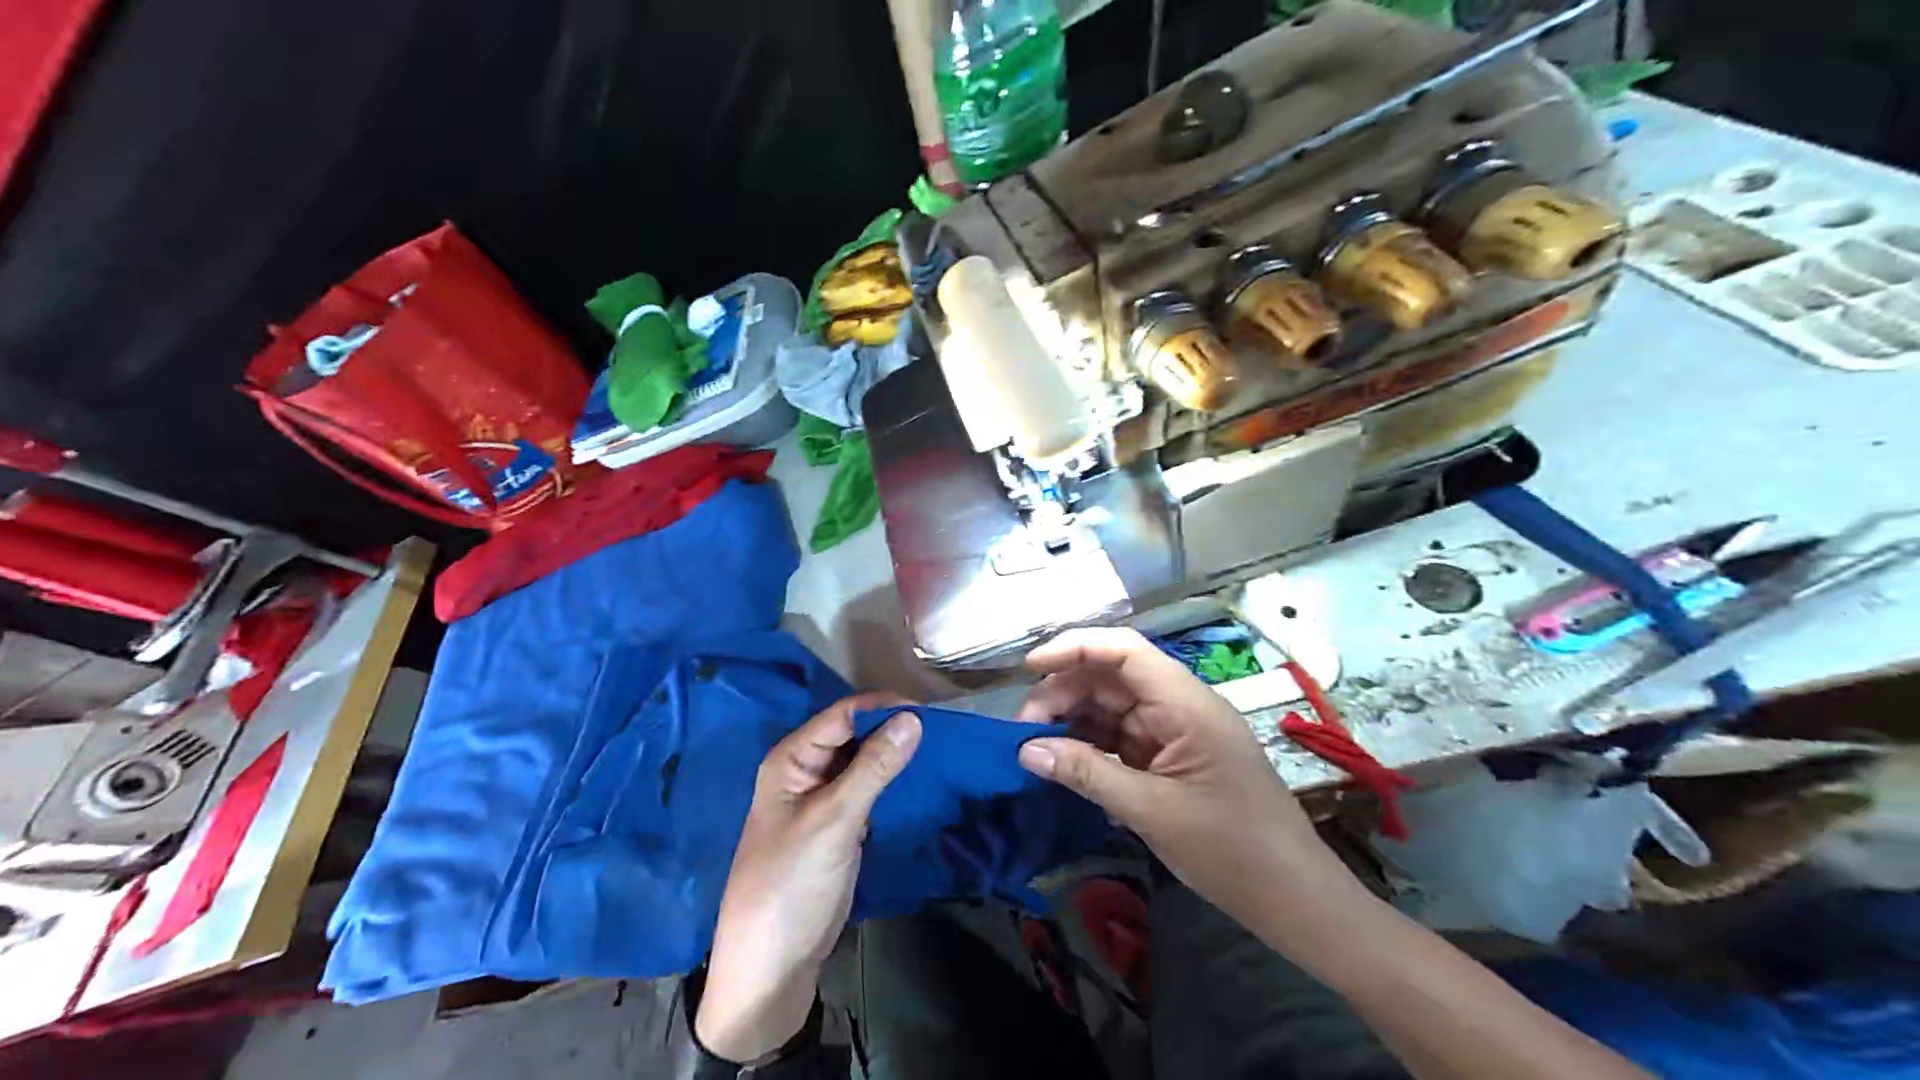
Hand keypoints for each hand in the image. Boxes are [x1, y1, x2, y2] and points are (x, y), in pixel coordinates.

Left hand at [697, 692, 921, 1061]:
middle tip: (942, 729)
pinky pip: (868, 787)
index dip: (884, 707)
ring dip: (895, 752)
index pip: (843, 715)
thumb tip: (914, 717)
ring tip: (940, 747)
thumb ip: (874, 767)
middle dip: (893, 727)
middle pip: (854, 733)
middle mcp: (806, 769)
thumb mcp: (835, 819)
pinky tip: (922, 776)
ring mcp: (823, 797)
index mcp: (792, 758)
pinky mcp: (840, 822)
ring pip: (864, 759)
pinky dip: (892, 779)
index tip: (931, 711)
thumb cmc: (793, 882)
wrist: (774, 963)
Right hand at [1014, 628, 1356, 928]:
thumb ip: (1087, 774)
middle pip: (1110, 679)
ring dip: (1071, 721)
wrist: (1294, 898)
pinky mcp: (1170, 758)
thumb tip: (1025, 751)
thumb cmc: (1232, 850)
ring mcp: (1175, 732)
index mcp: (1186, 703)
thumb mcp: (1152, 811)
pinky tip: (1062, 761)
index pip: (1124, 651)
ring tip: (1034, 748)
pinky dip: (1089, 746)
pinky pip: (1120, 738)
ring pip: (1110, 708)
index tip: (1028, 669)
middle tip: (1022, 732)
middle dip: (1062, 695)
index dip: (1074, 648)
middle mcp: (1179, 706)